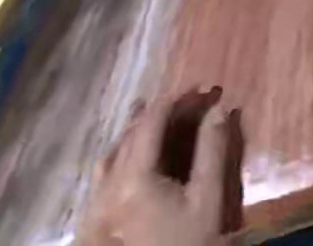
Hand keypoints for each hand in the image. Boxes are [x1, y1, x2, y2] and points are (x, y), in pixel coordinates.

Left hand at [80, 88, 242, 245]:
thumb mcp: (207, 202)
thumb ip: (212, 151)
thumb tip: (218, 108)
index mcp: (134, 179)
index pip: (153, 121)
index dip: (178, 99)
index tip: (202, 89)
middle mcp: (107, 187)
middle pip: (133, 132)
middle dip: (163, 111)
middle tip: (191, 102)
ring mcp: (96, 206)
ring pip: (113, 150)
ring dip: (137, 128)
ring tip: (157, 114)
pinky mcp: (94, 223)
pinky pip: (104, 173)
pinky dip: (122, 152)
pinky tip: (132, 152)